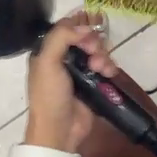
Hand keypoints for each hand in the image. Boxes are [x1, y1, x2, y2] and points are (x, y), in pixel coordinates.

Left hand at [24, 12, 115, 152]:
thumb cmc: (50, 95)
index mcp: (47, 51)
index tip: (90, 30)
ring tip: (101, 68)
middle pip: (85, 37)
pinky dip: (109, 66)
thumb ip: (62, 37)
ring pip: (97, 50)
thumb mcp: (47, 63)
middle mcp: (63, 58)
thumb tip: (85, 27)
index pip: (66, 27)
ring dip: (102, 55)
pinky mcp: (93, 82)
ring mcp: (79, 70)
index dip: (80, 26)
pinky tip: (109, 73)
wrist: (60, 130)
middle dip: (93, 42)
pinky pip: (105, 65)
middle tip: (94, 52)